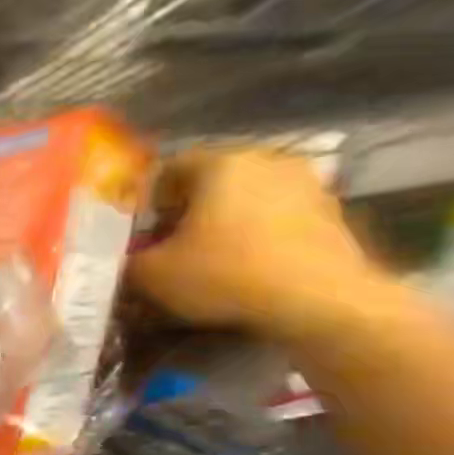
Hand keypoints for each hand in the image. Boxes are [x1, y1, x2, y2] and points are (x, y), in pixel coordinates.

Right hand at [128, 149, 389, 336]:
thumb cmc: (223, 274)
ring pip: (245, 198)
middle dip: (186, 212)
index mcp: (219, 164)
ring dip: (223, 223)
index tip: (140, 234)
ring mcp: (302, 180)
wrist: (313, 296)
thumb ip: (129, 262)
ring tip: (209, 260)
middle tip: (170, 249)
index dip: (148, 201)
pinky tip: (246, 266)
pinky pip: (275, 216)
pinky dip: (255, 235)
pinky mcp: (327, 208)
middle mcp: (264, 158)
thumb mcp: (153, 276)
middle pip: (210, 182)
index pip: (170, 168)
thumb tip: (126, 260)